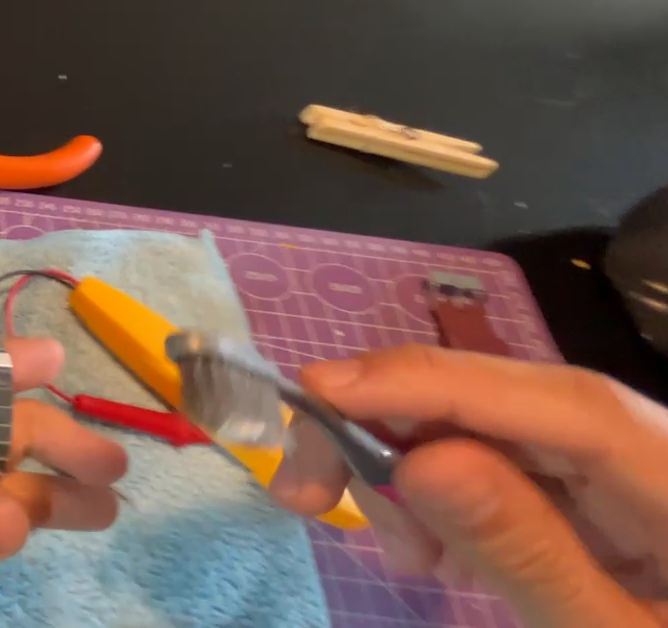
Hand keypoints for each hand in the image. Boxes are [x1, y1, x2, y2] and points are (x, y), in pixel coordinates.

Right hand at [270, 344, 667, 627]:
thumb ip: (531, 555)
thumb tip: (418, 460)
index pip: (562, 402)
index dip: (430, 382)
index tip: (317, 390)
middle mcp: (655, 453)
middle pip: (495, 405)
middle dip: (387, 433)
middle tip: (305, 485)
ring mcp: (620, 472)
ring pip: (473, 429)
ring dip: (400, 472)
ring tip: (396, 550)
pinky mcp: (591, 493)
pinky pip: (486, 463)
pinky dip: (431, 496)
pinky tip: (429, 551)